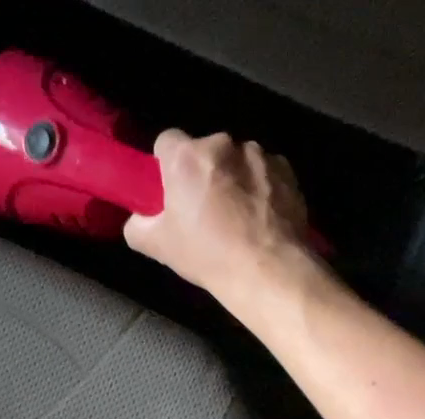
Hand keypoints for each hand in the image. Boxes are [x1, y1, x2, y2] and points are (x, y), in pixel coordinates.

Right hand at [124, 130, 313, 298]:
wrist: (268, 270)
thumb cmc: (208, 255)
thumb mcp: (158, 247)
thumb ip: (137, 226)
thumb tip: (138, 220)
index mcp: (187, 157)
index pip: (166, 141)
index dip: (166, 164)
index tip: (171, 189)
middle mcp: (223, 145)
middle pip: (205, 151)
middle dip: (204, 173)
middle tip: (205, 211)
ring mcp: (259, 154)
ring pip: (237, 161)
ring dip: (234, 180)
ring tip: (238, 218)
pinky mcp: (287, 169)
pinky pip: (266, 172)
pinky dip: (261, 188)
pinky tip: (261, 218)